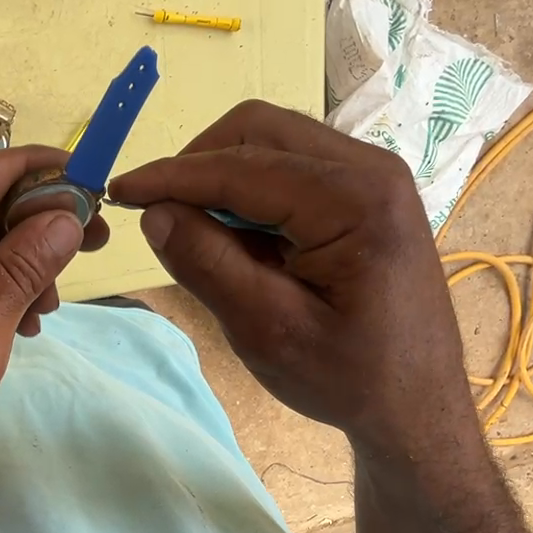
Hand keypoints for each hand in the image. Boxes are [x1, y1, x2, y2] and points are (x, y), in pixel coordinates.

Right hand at [107, 101, 475, 456]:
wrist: (415, 402)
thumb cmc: (347, 377)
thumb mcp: (268, 331)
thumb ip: (209, 267)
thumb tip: (154, 214)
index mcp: (354, 200)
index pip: (241, 166)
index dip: (172, 176)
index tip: (118, 192)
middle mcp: (369, 168)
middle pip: (258, 130)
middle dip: (195, 165)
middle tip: (156, 214)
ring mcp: (370, 176)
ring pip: (271, 142)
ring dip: (219, 177)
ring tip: (193, 232)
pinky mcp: (363, 193)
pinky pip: (289, 168)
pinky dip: (246, 191)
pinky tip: (233, 238)